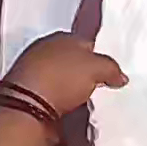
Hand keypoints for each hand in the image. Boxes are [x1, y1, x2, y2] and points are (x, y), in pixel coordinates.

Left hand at [1, 33, 127, 115]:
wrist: (27, 106)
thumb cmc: (59, 77)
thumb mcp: (96, 67)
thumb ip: (111, 68)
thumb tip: (119, 76)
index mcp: (61, 37)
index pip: (85, 42)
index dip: (98, 55)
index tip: (108, 69)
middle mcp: (44, 51)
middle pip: (71, 59)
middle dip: (85, 71)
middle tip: (99, 84)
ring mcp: (34, 72)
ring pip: (60, 77)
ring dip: (72, 87)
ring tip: (86, 100)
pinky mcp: (28, 94)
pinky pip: (52, 95)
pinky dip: (61, 101)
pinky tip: (69, 108)